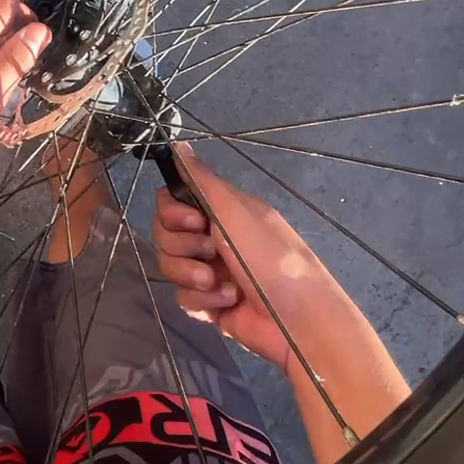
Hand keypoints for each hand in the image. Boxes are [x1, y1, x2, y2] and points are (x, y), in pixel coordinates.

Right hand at [152, 145, 295, 366]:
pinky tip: (228, 302)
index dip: (172, 213)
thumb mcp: (235, 210)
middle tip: (211, 251)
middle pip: (164, 234)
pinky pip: (184, 297)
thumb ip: (200, 178)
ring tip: (222, 285)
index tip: (194, 221)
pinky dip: (204, 300)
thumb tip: (176, 143)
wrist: (298, 320)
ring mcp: (209, 271)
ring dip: (193, 275)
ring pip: (170, 266)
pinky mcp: (210, 304)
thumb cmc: (269, 257)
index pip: (170, 202)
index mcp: (219, 211)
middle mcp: (211, 237)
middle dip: (183, 246)